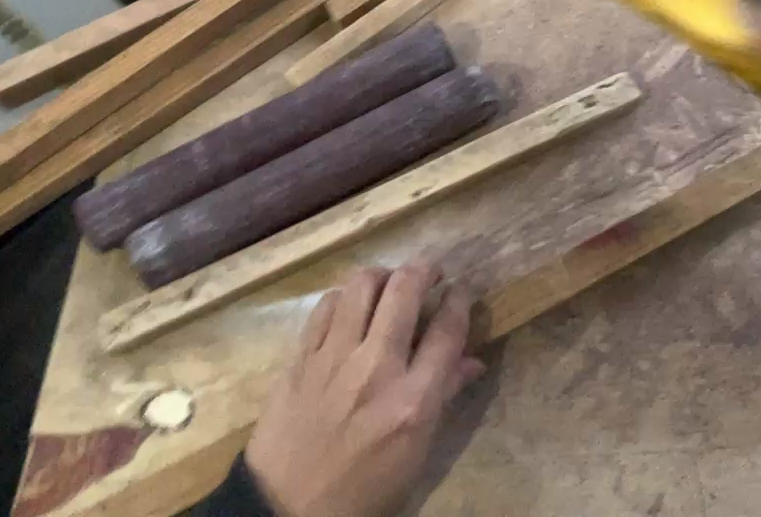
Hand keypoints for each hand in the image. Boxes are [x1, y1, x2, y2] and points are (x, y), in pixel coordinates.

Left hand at [245, 261, 485, 516]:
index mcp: (413, 400)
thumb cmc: (363, 488)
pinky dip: (345, 296)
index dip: (461, 299)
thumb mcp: (415, 455)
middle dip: (426, 268)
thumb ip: (444, 397)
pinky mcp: (301, 356)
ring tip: (390, 284)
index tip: (462, 288)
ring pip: (362, 284)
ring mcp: (334, 357)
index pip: (448, 330)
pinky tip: (351, 307)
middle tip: (432, 271)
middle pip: (406, 289)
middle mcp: (376, 368)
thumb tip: (473, 360)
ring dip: (384, 275)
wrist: (287, 510)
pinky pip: (326, 304)